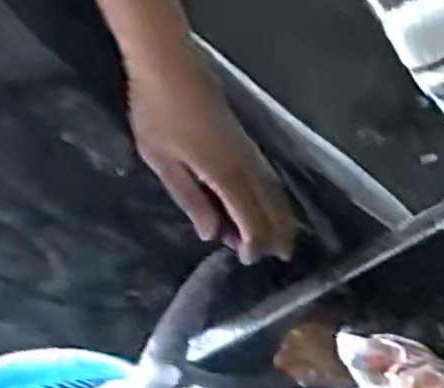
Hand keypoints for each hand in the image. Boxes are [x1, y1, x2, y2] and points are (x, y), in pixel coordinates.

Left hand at [127, 49, 295, 263]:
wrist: (175, 71)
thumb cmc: (160, 115)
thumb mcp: (162, 160)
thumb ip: (190, 200)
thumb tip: (211, 234)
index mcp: (229, 181)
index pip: (254, 226)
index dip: (253, 247)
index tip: (244, 259)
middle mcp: (252, 177)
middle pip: (276, 219)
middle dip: (275, 242)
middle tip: (266, 257)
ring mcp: (258, 165)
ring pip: (282, 206)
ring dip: (282, 228)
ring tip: (278, 244)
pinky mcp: (257, 156)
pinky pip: (278, 193)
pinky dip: (279, 211)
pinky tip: (273, 216)